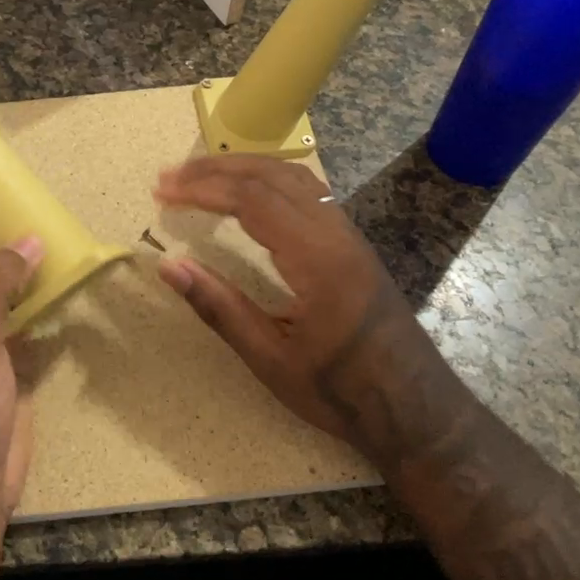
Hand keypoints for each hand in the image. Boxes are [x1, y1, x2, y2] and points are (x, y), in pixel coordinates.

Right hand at [153, 155, 415, 443]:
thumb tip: (168, 266)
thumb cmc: (340, 393)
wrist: (417, 410)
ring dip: (244, 168)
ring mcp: (349, 236)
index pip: (251, 200)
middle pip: (272, 175)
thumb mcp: (271, 360)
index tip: (162, 194)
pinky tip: (247, 194)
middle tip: (169, 178)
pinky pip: (309, 192)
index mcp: (316, 260)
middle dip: (216, 169)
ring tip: (200, 175)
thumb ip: (219, 307)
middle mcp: (336, 234)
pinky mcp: (353, 245)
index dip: (202, 190)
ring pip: (294, 177)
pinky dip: (268, 180)